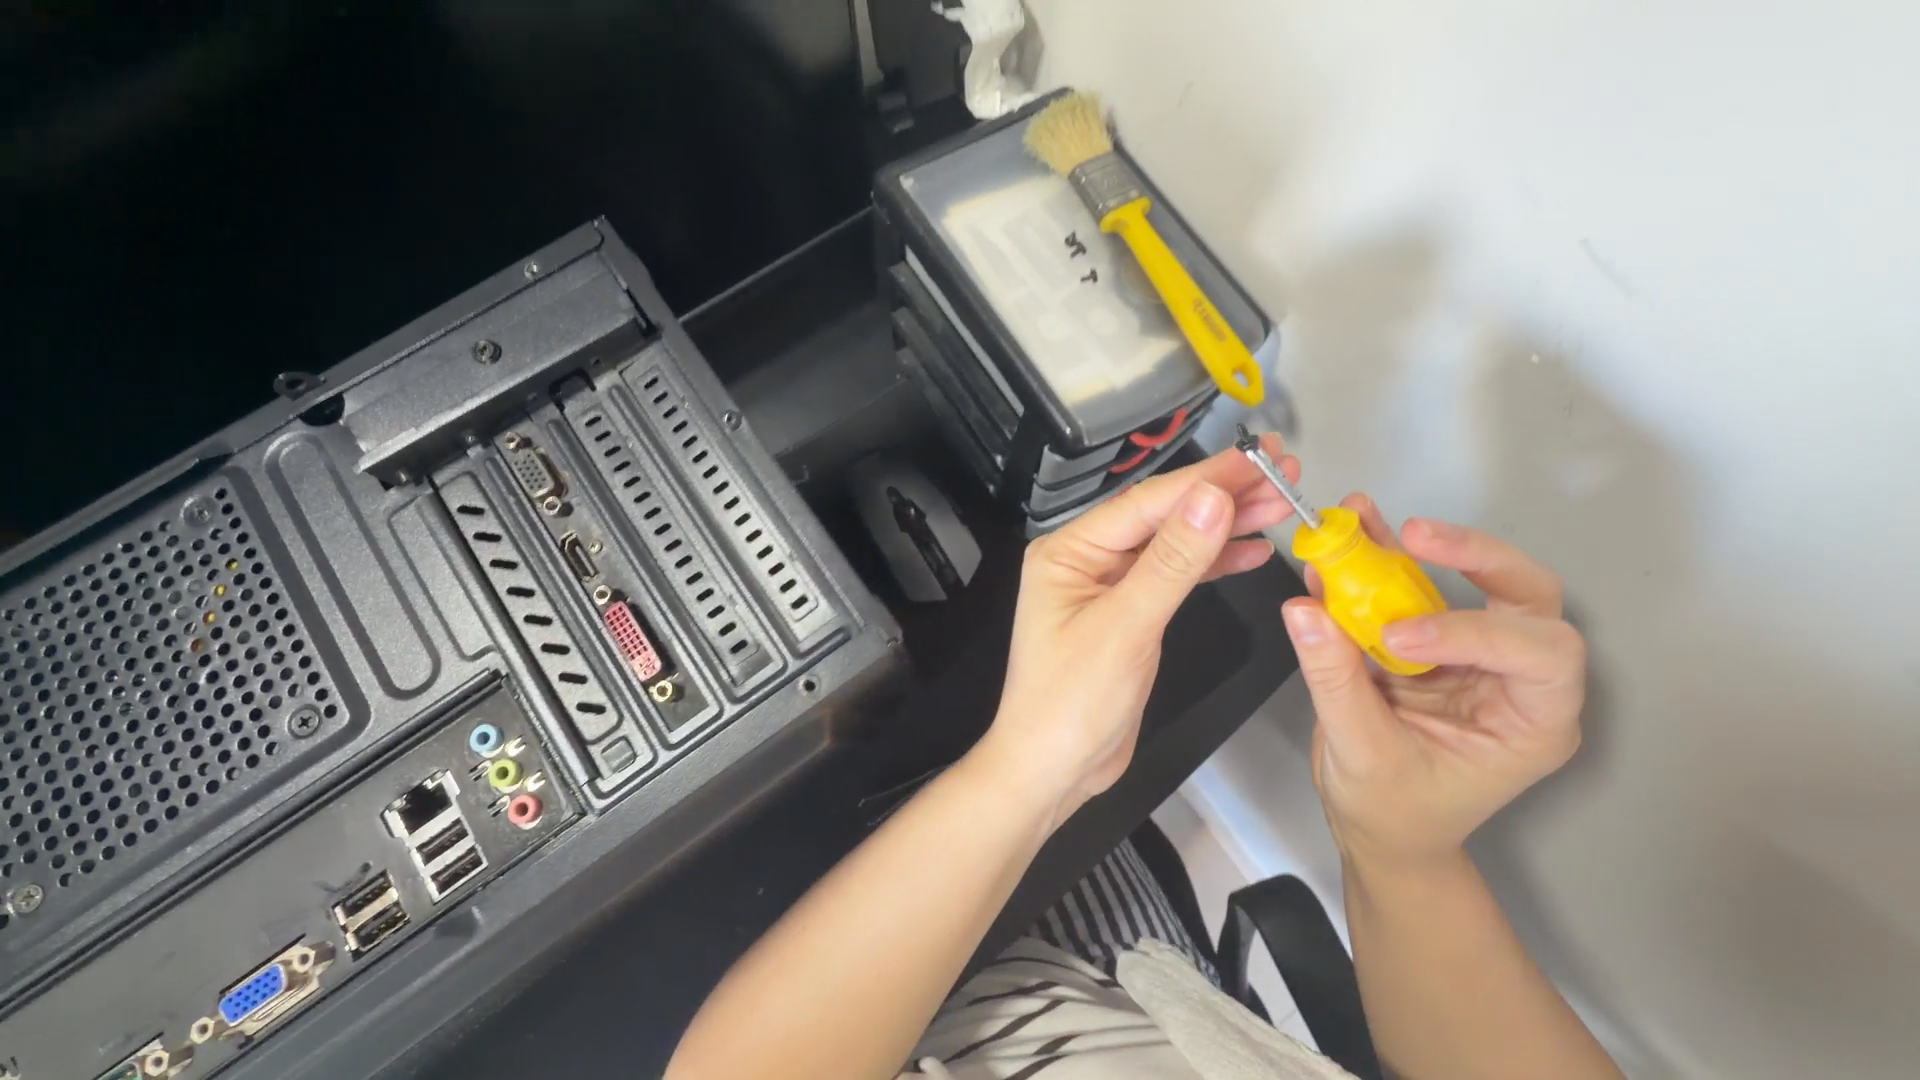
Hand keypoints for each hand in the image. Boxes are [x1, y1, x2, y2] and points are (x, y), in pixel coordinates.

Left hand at [979, 439, 1299, 824]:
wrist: (1052, 769)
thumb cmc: (1073, 702)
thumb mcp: (1125, 627)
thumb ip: (1171, 562)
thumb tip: (1213, 497)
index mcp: (1070, 551)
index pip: (1146, 503)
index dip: (1207, 479)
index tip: (1262, 458)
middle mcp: (1087, 560)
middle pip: (1162, 517)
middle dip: (1222, 496)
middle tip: (1283, 472)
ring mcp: (1109, 587)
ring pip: (1174, 545)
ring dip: (1225, 527)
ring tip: (1280, 505)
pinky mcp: (1130, 614)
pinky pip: (1175, 577)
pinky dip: (1212, 565)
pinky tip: (1250, 551)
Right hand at [1283, 495, 1586, 867]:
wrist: (1381, 830)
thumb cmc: (1393, 811)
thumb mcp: (1363, 753)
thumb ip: (1335, 679)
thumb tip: (1303, 609)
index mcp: (1532, 721)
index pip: (1538, 654)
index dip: (1473, 631)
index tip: (1396, 640)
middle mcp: (1515, 679)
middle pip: (1526, 598)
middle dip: (1474, 559)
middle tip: (1414, 536)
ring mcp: (1473, 656)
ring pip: (1468, 582)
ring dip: (1416, 548)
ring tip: (1362, 516)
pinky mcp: (1429, 643)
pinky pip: (1413, 593)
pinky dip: (1379, 562)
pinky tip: (1346, 537)